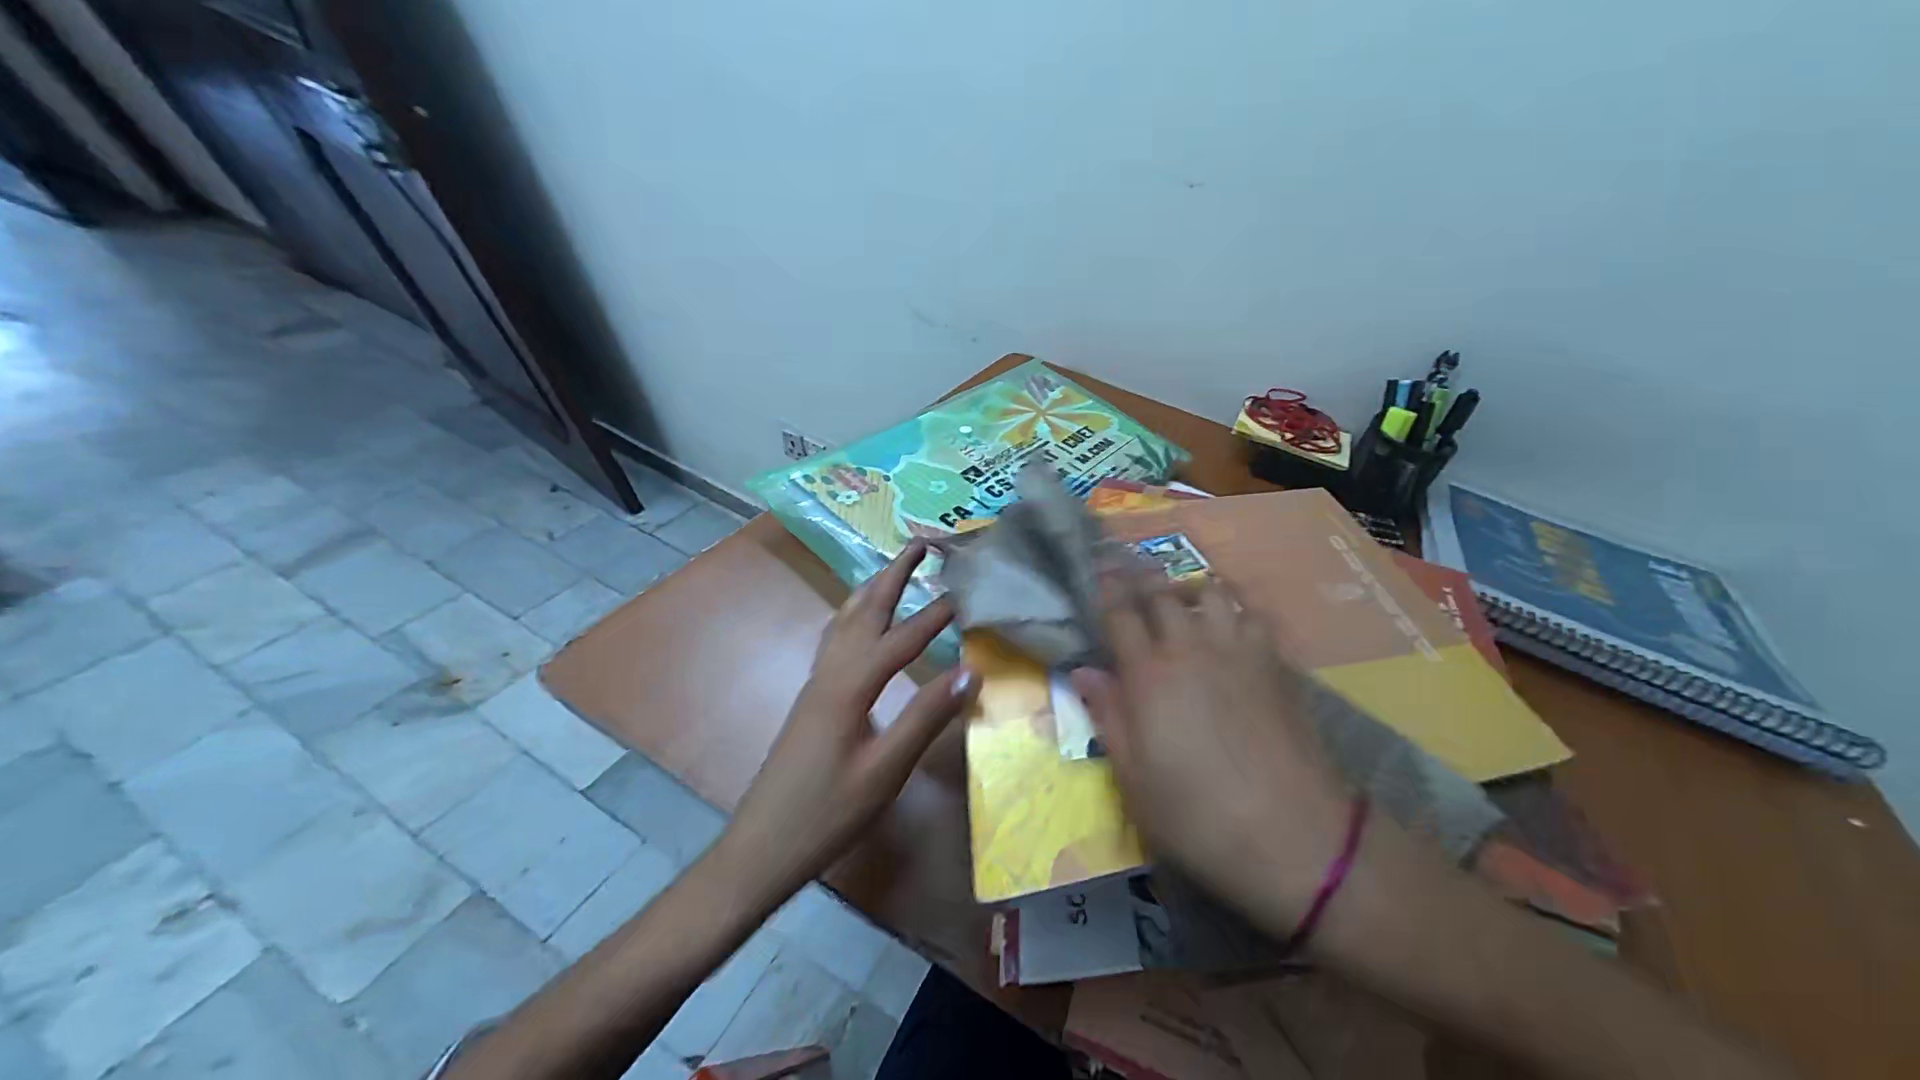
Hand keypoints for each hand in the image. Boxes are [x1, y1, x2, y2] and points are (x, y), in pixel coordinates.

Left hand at [720, 540, 976, 898]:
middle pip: (864, 611)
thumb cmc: (827, 813)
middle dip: (893, 575)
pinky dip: (855, 617)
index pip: (901, 638)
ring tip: (895, 570)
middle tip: (922, 544)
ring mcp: (815, 685)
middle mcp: (829, 673)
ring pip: (844, 621)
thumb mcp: (885, 771)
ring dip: (872, 590)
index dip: (936, 615)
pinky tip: (861, 626)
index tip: (967, 590)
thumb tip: (971, 670)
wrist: (762, 846)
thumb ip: (926, 717)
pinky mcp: (811, 700)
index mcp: (849, 687)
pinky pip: (836, 641)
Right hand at [1071, 571, 1354, 931]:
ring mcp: (1239, 652)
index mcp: (1149, 676)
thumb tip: (1082, 671)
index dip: (1106, 589)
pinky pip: (1252, 615)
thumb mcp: (1133, 778)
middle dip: (1141, 575)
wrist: (1293, 834)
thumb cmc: (1196, 813)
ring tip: (1180, 590)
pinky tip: (1230, 618)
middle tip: (1128, 561)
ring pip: (1211, 594)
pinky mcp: (1276, 664)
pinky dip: (1234, 606)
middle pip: (1162, 595)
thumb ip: (1107, 716)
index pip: (1120, 616)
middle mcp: (1191, 649)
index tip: (1098, 568)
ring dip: (1189, 586)